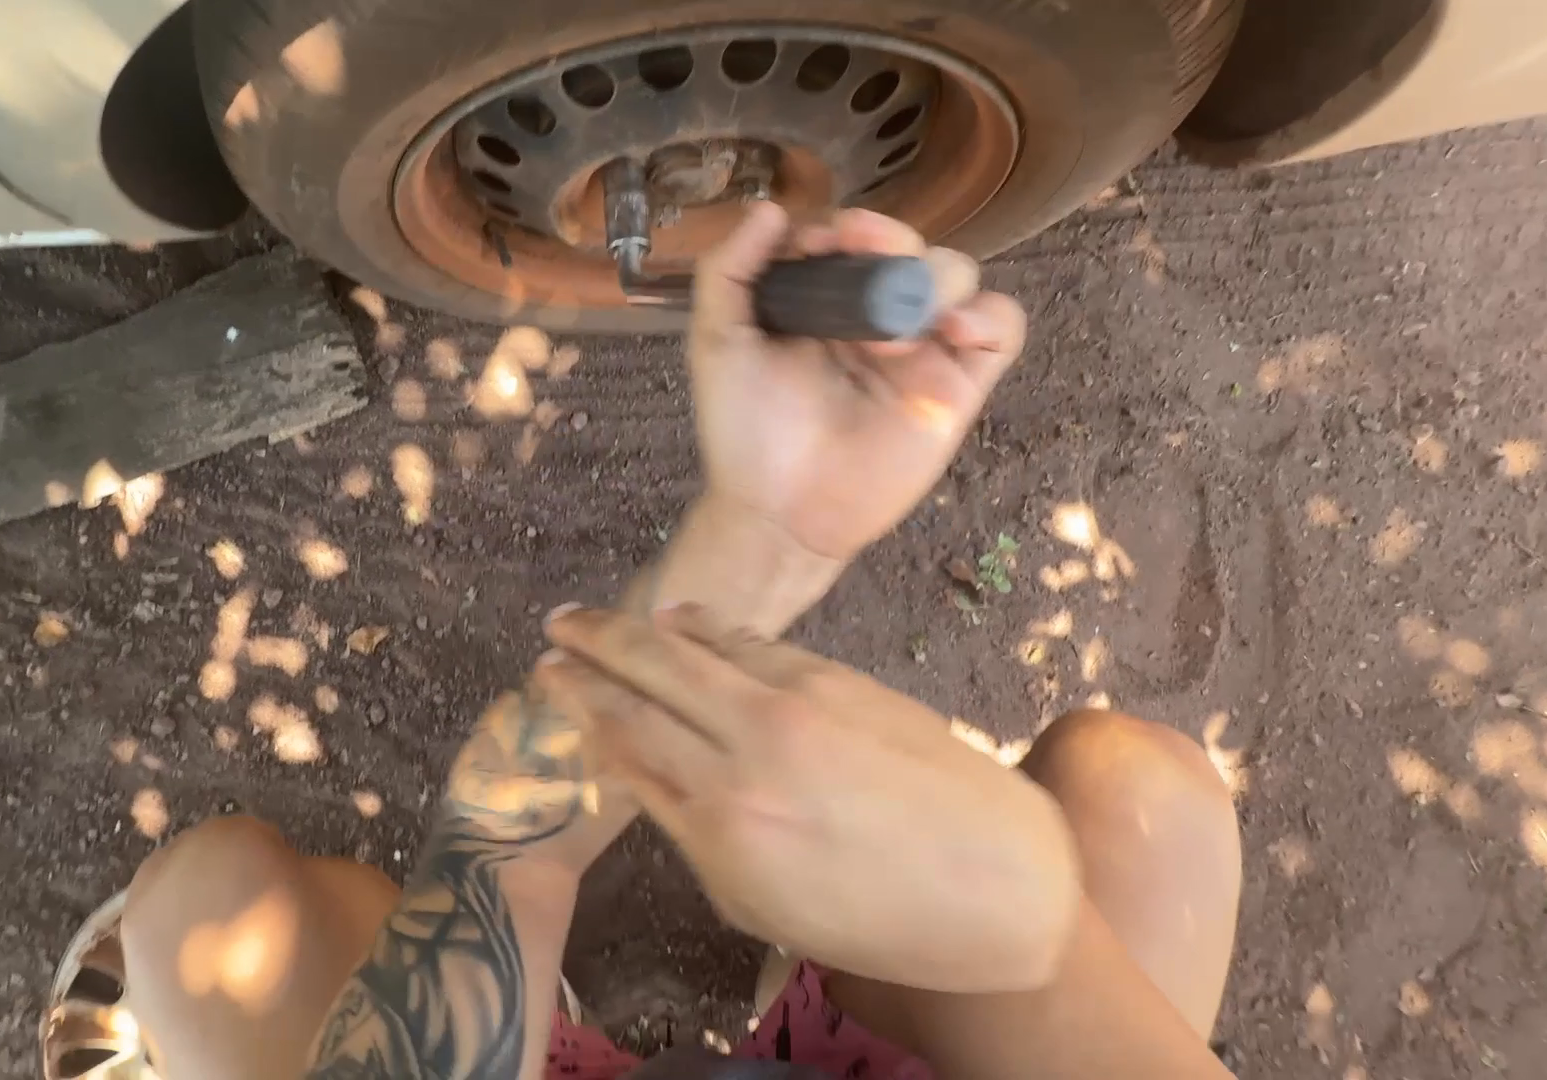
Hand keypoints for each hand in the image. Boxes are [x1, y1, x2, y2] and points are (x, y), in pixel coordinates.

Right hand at [536, 604, 1079, 992]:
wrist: (998, 879)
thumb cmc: (873, 918)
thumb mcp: (759, 899)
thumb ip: (691, 826)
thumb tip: (643, 762)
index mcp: (721, 827)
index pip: (625, 742)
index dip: (579, 704)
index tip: (548, 680)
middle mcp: (744, 753)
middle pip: (641, 680)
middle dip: (586, 649)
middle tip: (552, 631)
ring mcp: (789, 703)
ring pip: (685, 647)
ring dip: (629, 628)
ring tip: (589, 617)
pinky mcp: (829, 675)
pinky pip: (742, 640)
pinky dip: (696, 624)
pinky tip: (672, 616)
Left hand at [689, 204, 1025, 561]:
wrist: (780, 511)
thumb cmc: (745, 432)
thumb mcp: (718, 345)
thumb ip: (728, 274)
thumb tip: (770, 207)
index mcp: (819, 306)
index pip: (848, 239)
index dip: (842, 228)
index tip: (825, 239)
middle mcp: (870, 321)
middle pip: (906, 248)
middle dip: (890, 238)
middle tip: (863, 249)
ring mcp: (917, 352)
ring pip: (954, 275)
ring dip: (929, 281)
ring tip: (889, 329)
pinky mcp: (955, 387)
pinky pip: (1000, 327)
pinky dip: (988, 315)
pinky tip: (952, 330)